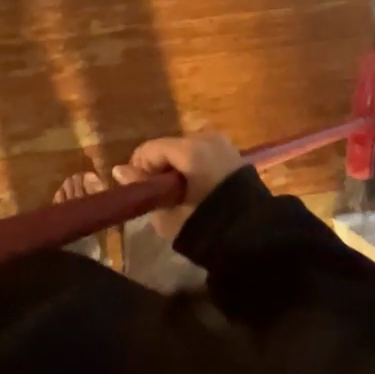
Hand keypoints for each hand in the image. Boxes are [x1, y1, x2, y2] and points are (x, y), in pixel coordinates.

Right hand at [112, 134, 244, 239]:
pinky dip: (193, 168)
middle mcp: (206, 137)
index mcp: (190, 148)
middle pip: (169, 147)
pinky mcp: (233, 153)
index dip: (139, 170)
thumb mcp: (167, 214)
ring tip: (178, 197)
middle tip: (159, 198)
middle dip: (159, 169)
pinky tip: (195, 192)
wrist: (253, 236)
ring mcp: (222, 143)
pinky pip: (203, 154)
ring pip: (186, 150)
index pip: (150, 149)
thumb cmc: (204, 225)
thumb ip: (142, 188)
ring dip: (177, 169)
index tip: (140, 193)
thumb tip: (120, 171)